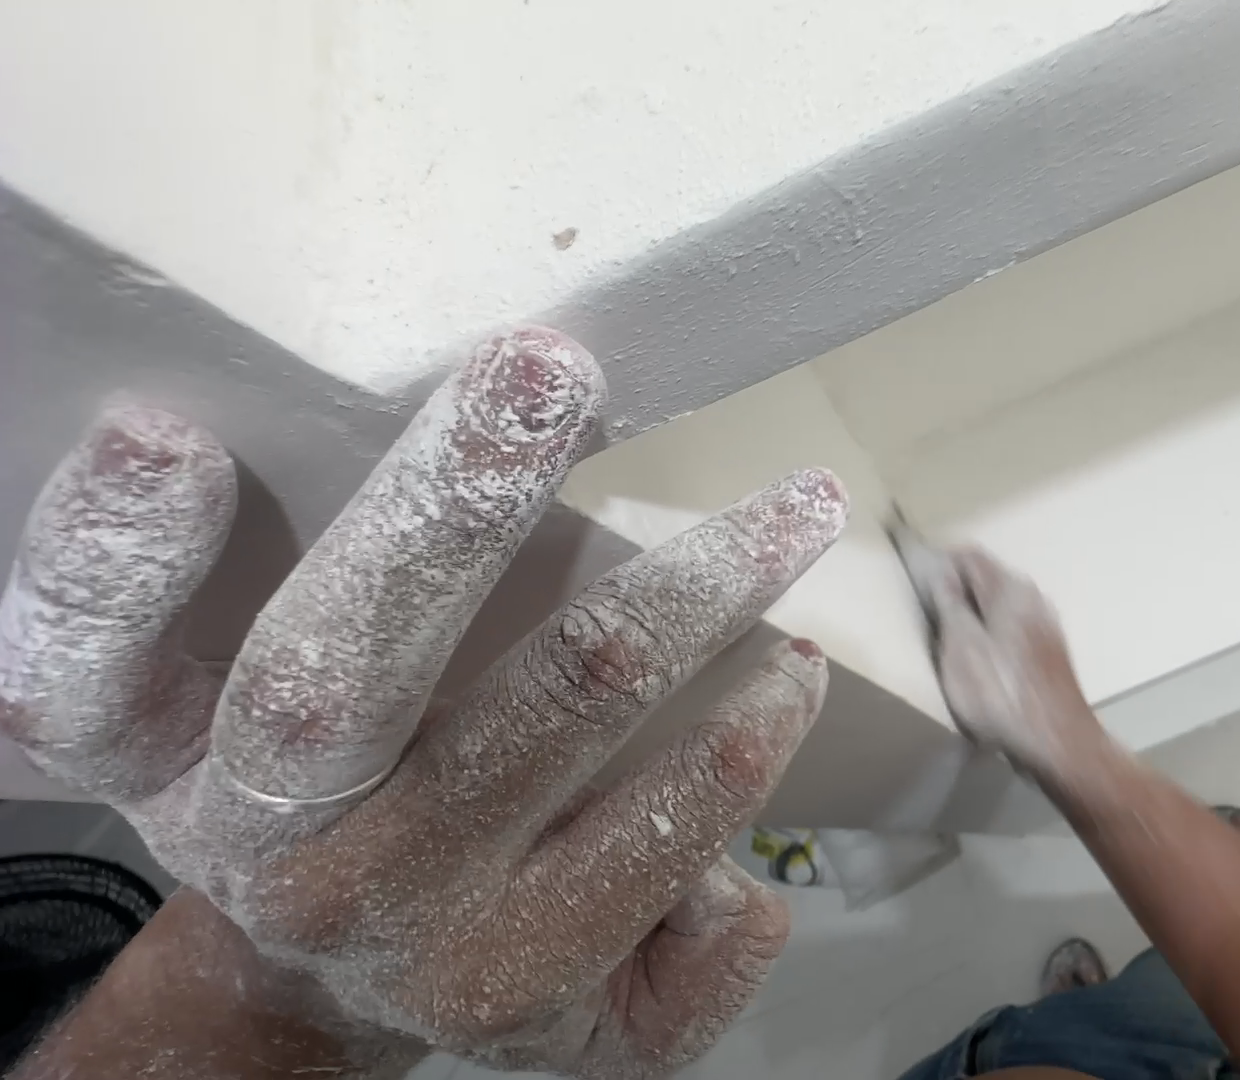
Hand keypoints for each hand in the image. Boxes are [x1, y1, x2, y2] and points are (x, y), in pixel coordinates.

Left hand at [0, 328, 847, 1077]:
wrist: (283, 987)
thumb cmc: (490, 947)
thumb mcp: (616, 1012)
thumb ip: (699, 970)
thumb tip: (740, 888)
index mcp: (510, 950)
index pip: (663, 822)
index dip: (749, 741)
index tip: (803, 661)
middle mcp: (376, 882)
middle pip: (555, 709)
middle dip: (692, 595)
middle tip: (803, 502)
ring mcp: (237, 810)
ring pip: (346, 654)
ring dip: (464, 497)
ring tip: (551, 373)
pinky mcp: (110, 752)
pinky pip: (68, 667)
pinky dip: (119, 557)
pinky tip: (176, 441)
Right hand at [914, 545, 1101, 776]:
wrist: (1056, 740)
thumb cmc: (1000, 693)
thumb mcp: (960, 646)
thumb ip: (949, 603)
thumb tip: (940, 569)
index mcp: (1010, 589)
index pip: (970, 555)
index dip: (940, 561)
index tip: (918, 578)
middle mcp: (1033, 596)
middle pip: (989, 576)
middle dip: (959, 585)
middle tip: (930, 608)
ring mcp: (1046, 622)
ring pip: (1002, 602)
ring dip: (976, 610)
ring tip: (951, 634)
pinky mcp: (1050, 649)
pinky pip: (1014, 624)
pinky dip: (993, 630)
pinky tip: (982, 656)